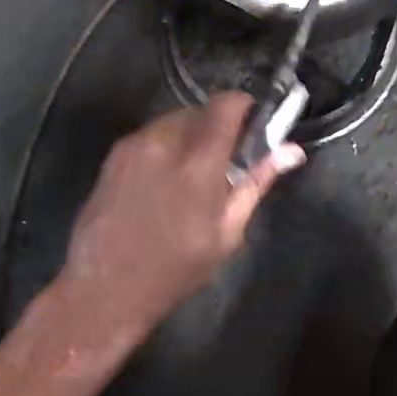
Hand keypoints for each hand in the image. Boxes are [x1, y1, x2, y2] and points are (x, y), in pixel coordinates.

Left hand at [59, 92, 304, 333]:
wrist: (105, 289)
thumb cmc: (175, 270)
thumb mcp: (226, 235)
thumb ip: (255, 185)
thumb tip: (291, 151)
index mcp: (197, 164)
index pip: (226, 106)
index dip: (245, 106)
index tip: (256, 123)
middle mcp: (162, 143)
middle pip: (200, 111)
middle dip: (219, 126)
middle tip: (228, 160)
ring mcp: (132, 147)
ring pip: (173, 121)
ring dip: (192, 136)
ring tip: (196, 175)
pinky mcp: (113, 157)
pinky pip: (150, 136)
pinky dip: (167, 147)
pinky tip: (166, 182)